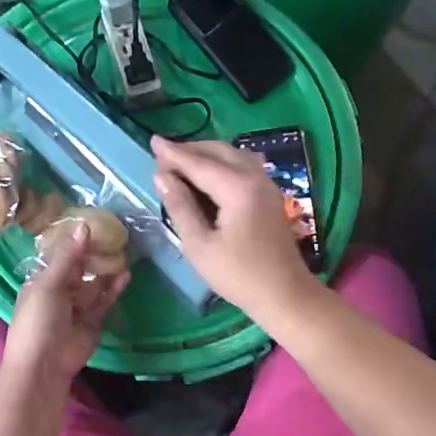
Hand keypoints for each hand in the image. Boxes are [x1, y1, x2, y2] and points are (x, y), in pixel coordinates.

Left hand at [3, 221, 129, 385]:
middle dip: (93, 252)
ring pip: (93, 283)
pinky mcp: (91, 321)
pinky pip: (104, 300)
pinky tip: (126, 273)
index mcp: (40, 281)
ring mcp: (75, 306)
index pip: (57, 256)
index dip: (73, 240)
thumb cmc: (38, 320)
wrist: (44, 364)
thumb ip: (68, 257)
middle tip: (114, 231)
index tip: (93, 220)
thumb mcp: (49, 284)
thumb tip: (83, 225)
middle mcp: (57, 291)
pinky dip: (114, 288)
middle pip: (77, 267)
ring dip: (105, 269)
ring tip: (124, 249)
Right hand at [152, 136, 322, 320]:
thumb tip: (162, 177)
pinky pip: (243, 166)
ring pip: (233, 156)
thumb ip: (180, 207)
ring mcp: (266, 185)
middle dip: (190, 149)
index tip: (152, 141)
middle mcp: (255, 178)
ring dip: (206, 155)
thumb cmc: (237, 274)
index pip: (198, 163)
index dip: (173, 153)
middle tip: (162, 153)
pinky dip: (221, 164)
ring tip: (181, 162)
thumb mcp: (199, 245)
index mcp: (237, 188)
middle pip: (219, 151)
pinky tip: (207, 175)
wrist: (283, 294)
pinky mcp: (269, 195)